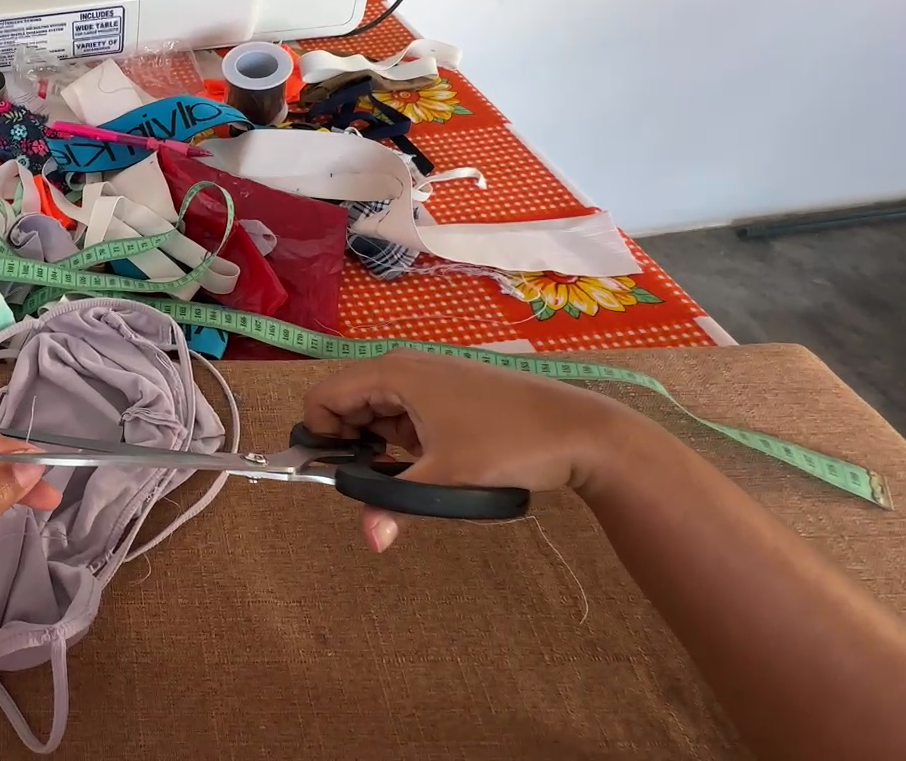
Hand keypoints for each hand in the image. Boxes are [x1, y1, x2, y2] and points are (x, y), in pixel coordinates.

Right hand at [303, 349, 648, 551]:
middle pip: (345, 399)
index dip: (320, 434)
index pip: (324, 396)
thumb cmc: (511, 444)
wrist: (585, 430)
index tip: (340, 469)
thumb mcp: (448, 478)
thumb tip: (370, 541)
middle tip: (373, 476)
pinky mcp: (443, 385)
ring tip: (406, 469)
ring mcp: (424, 372)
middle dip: (349, 439)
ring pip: (373, 405)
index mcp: (392, 373)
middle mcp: (400, 364)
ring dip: (375, 439)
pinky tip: (426, 457)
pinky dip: (399, 433)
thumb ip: (398, 503)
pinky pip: (399, 406)